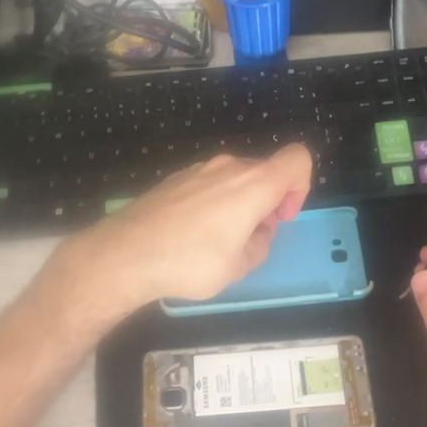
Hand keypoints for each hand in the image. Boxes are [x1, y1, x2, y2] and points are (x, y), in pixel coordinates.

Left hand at [51, 144, 312, 324]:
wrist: (126, 254)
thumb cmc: (190, 261)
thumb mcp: (239, 267)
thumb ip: (259, 246)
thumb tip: (256, 234)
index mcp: (254, 183)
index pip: (297, 159)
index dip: (301, 188)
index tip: (281, 218)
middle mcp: (228, 167)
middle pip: (264, 172)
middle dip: (267, 203)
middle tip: (251, 240)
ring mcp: (198, 170)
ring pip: (235, 180)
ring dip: (240, 206)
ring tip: (220, 243)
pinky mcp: (175, 180)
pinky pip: (209, 186)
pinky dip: (214, 205)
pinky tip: (193, 237)